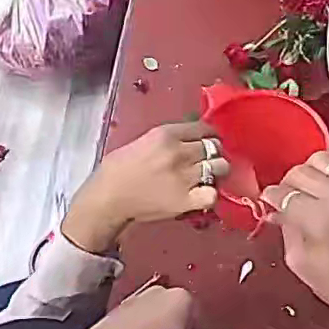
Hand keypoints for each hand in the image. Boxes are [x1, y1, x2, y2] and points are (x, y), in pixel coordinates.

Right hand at [61, 122, 229, 254]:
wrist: (108, 197)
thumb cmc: (120, 168)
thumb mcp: (144, 140)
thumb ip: (171, 138)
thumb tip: (193, 138)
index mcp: (166, 134)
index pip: (204, 127)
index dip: (209, 135)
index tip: (208, 141)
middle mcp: (178, 152)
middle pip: (215, 146)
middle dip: (215, 152)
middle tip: (209, 160)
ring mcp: (184, 177)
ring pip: (220, 167)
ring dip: (218, 171)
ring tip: (209, 176)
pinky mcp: (185, 200)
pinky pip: (213, 194)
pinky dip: (212, 194)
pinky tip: (203, 194)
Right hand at [262, 153, 328, 328]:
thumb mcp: (301, 262)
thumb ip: (286, 229)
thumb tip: (275, 210)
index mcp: (320, 219)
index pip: (285, 194)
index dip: (271, 197)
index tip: (267, 201)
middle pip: (302, 172)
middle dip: (288, 183)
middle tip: (286, 197)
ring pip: (326, 160)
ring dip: (310, 172)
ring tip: (308, 188)